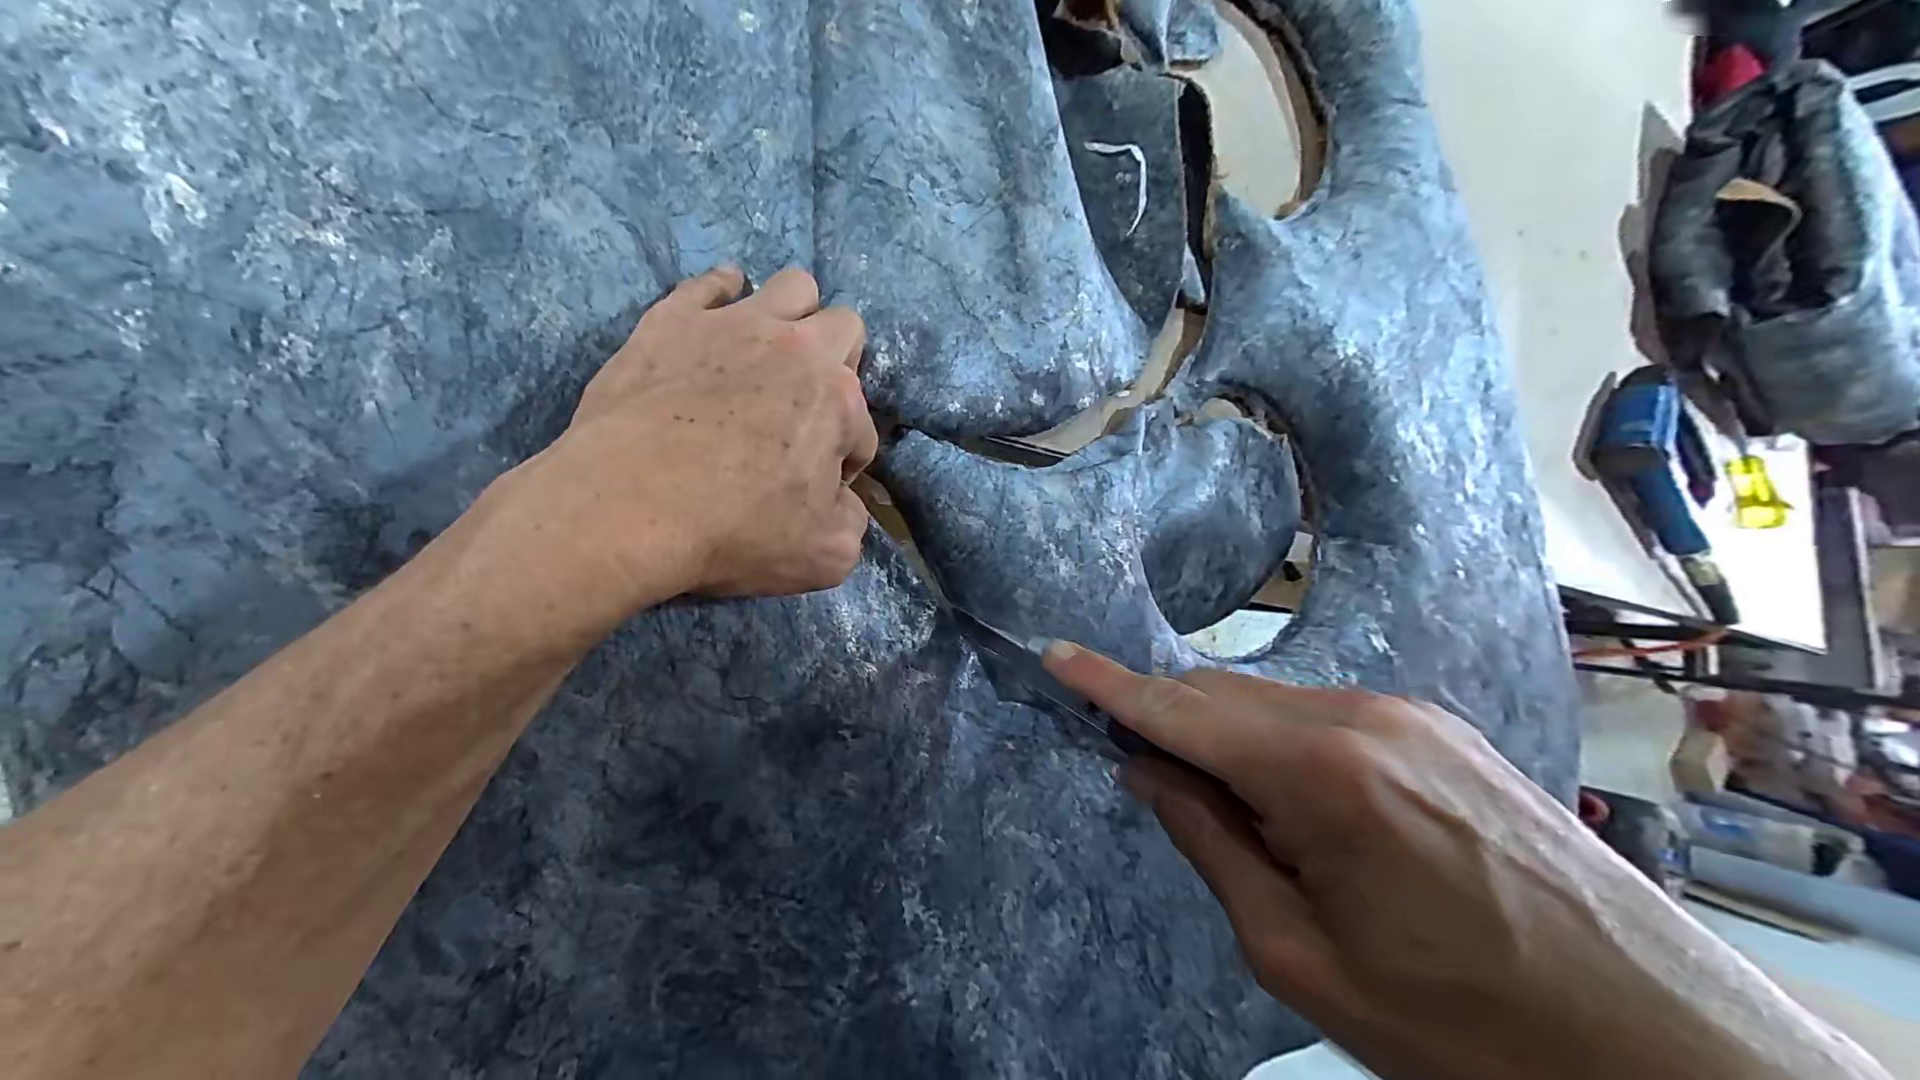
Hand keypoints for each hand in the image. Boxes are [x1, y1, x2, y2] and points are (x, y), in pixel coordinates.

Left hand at [474, 265, 876, 637]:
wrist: (626, 510)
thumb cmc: (735, 532)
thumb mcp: (827, 554)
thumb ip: (853, 519)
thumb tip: (839, 499)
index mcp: (839, 401)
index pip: (861, 430)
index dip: (843, 462)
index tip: (813, 486)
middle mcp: (797, 348)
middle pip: (845, 327)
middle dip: (842, 366)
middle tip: (808, 409)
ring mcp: (733, 325)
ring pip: (793, 286)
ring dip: (798, 316)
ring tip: (774, 353)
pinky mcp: (673, 319)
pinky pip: (710, 283)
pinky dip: (723, 292)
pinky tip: (722, 307)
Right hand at [1042, 644, 1889, 1079]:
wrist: (1671, 1052)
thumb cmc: (1463, 1029)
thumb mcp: (1299, 957)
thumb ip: (1208, 842)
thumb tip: (1145, 770)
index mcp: (1318, 771)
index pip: (1178, 710)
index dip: (1108, 683)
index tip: (1055, 653)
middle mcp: (1359, 714)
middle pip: (1221, 698)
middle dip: (1168, 722)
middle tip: (1146, 774)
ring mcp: (1406, 714)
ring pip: (1270, 704)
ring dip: (1227, 740)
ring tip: (1239, 815)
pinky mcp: (1437, 728)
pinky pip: (1322, 715)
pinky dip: (1280, 744)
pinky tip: (1301, 807)